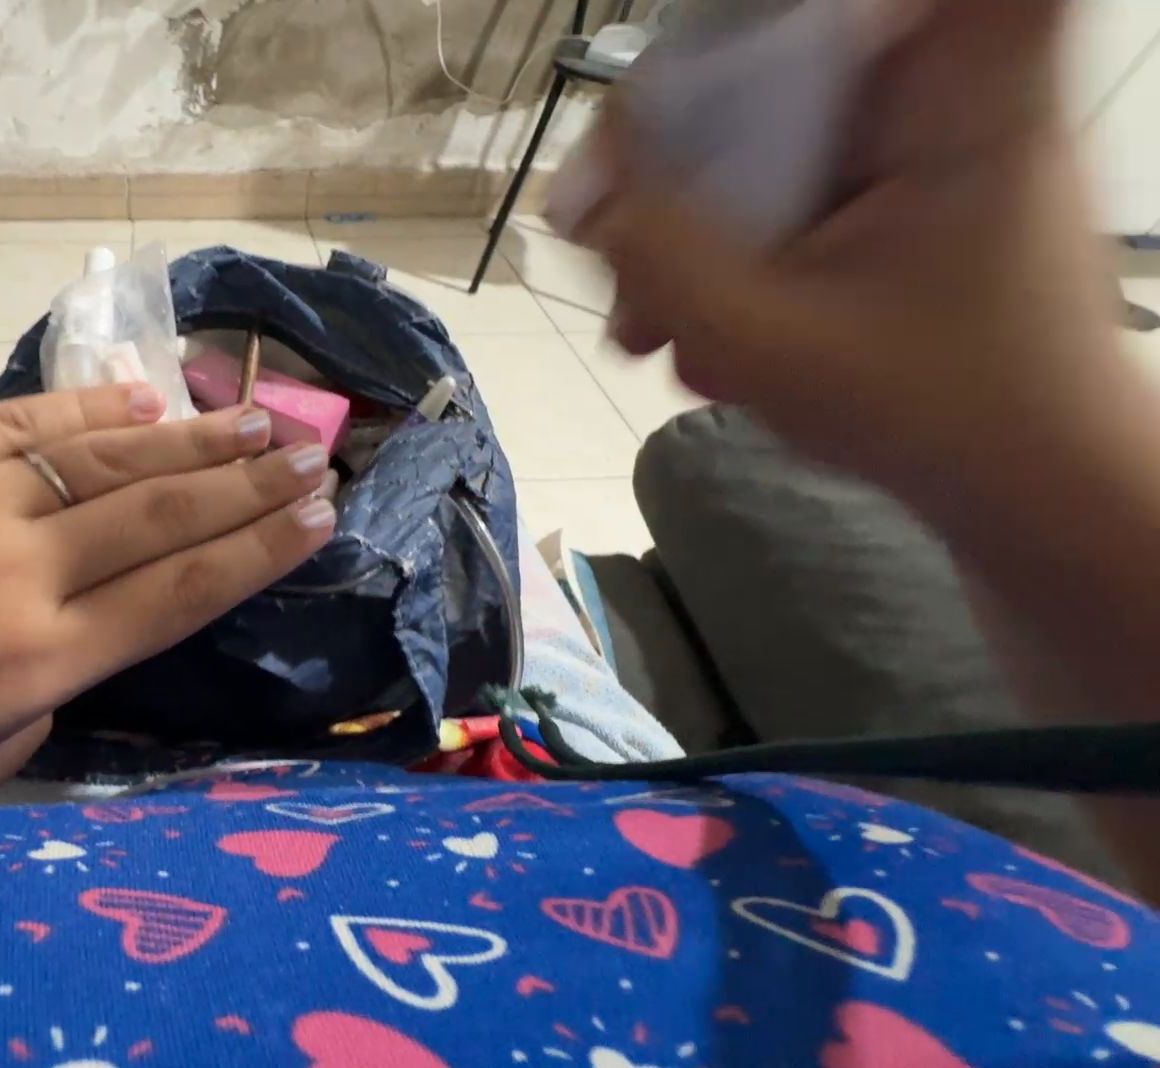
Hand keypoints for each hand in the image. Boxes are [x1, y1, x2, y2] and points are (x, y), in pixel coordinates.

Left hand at [0, 384, 334, 840]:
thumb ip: (35, 716)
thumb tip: (71, 652)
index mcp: (28, 663)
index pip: (178, 593)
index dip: (257, 550)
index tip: (319, 516)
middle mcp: (10, 569)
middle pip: (160, 512)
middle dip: (251, 481)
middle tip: (315, 452)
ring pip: (103, 458)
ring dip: (193, 437)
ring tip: (260, 417)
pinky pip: (19, 421)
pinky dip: (89, 407)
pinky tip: (145, 399)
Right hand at [575, 0, 1128, 500]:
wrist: (1020, 489)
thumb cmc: (927, 411)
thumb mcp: (766, 338)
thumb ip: (661, 259)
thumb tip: (577, 198)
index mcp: (964, 104)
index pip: (918, 1)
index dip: (778, 19)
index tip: (709, 45)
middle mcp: (946, 111)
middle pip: (786, 75)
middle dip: (678, 169)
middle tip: (619, 246)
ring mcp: (912, 170)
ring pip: (762, 157)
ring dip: (683, 237)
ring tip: (642, 330)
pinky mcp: (884, 220)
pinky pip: (775, 211)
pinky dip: (719, 268)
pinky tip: (691, 339)